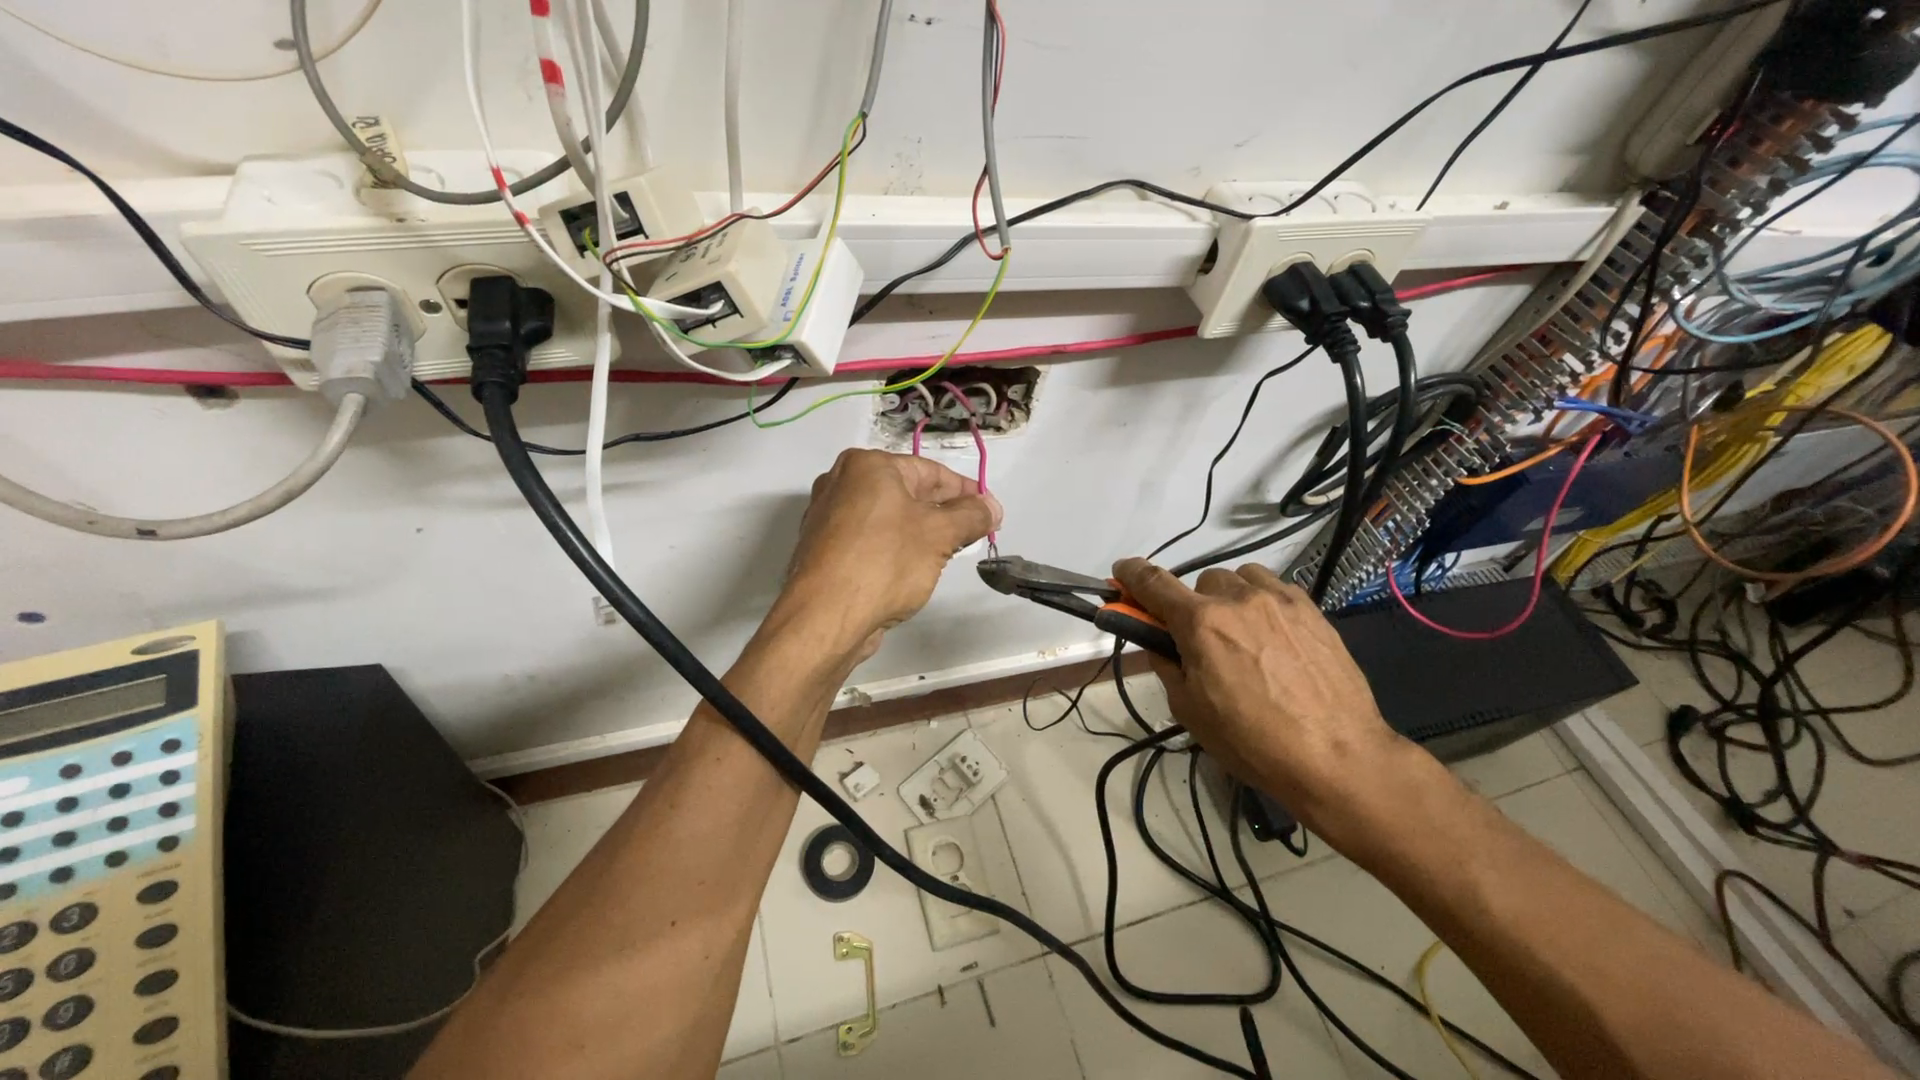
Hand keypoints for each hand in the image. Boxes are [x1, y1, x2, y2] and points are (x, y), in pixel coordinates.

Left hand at [784, 450, 1001, 659]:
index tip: (990, 512)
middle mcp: (841, 483)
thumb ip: (972, 516)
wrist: (825, 616)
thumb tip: (992, 507)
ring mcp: (827, 518)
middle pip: (907, 493)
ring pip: (888, 519)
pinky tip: (910, 572)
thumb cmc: (885, 562)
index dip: (966, 492)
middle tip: (973, 535)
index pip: (930, 471)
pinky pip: (870, 541)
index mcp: (866, 465)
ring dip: (919, 534)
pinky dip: (893, 550)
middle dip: (943, 513)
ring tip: (945, 556)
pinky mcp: (823, 551)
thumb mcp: (940, 534)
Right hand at [1111, 558, 1410, 835]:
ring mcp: (1280, 601)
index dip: (1131, 575)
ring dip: (1229, 598)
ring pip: (1240, 580)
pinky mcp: (1312, 610)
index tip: (1121, 573)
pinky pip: (1275, 589)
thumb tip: (1159, 643)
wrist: (1337, 755)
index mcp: (1201, 624)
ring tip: (1240, 635)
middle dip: (1192, 606)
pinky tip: (1272, 637)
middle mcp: (1239, 600)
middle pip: (1200, 583)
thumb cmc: (1253, 741)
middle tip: (1200, 642)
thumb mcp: (1191, 711)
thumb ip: (1168, 665)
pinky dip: (1261, 603)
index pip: (1154, 584)